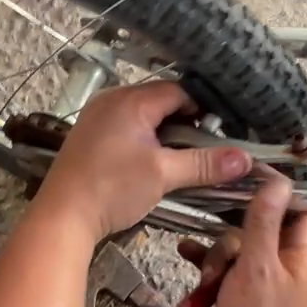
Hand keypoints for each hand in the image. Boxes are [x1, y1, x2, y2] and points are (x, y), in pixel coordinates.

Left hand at [29, 82, 251, 243]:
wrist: (63, 216)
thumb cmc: (112, 189)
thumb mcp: (163, 175)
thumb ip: (204, 164)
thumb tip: (243, 159)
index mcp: (130, 100)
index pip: (178, 91)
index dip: (203, 109)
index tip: (220, 132)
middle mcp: (110, 100)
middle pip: (159, 102)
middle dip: (184, 123)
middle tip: (203, 148)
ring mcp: (95, 118)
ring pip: (142, 117)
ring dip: (163, 134)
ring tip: (179, 159)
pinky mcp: (87, 138)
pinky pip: (124, 129)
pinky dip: (142, 141)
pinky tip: (150, 164)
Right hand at [173, 167, 306, 306]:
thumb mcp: (258, 267)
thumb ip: (263, 222)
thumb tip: (278, 181)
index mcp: (299, 252)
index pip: (297, 207)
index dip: (276, 191)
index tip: (247, 179)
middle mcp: (281, 258)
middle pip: (254, 224)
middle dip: (230, 240)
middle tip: (224, 262)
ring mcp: (256, 273)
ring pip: (231, 243)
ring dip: (213, 258)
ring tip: (208, 281)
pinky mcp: (234, 286)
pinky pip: (217, 263)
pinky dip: (202, 262)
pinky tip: (184, 253)